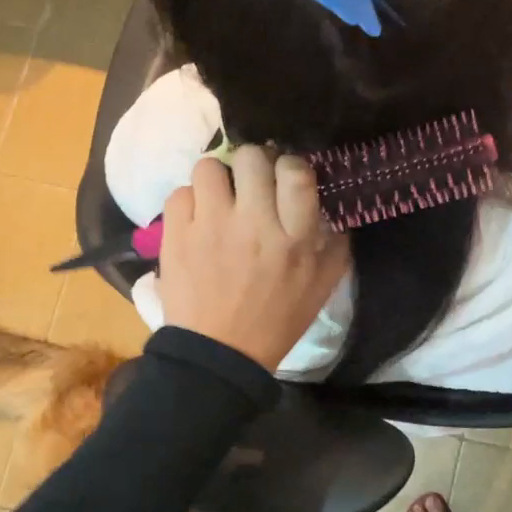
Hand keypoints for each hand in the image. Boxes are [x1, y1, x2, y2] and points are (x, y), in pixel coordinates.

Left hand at [155, 146, 349, 372]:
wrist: (219, 353)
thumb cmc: (277, 321)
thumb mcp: (322, 288)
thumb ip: (335, 246)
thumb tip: (335, 212)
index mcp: (294, 237)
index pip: (295, 171)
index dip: (291, 166)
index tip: (286, 178)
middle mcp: (253, 222)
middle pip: (251, 157)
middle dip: (254, 165)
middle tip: (252, 185)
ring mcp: (210, 225)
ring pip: (210, 166)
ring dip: (219, 179)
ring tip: (221, 200)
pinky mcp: (175, 234)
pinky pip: (181, 192)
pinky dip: (191, 202)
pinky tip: (198, 221)